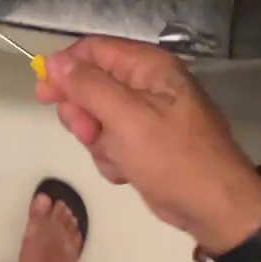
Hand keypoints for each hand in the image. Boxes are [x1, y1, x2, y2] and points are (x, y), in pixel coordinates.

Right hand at [37, 38, 260, 252]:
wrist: (215, 210)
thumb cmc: (174, 158)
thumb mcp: (126, 118)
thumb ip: (88, 86)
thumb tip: (55, 61)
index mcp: (149, 66)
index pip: (93, 50)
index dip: (65, 68)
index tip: (45, 94)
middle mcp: (147, 83)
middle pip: (90, 84)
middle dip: (83, 113)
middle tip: (88, 134)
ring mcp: (145, 114)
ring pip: (95, 116)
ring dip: (97, 140)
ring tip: (118, 157)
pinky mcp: (144, 141)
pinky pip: (109, 140)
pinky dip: (111, 156)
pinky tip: (126, 170)